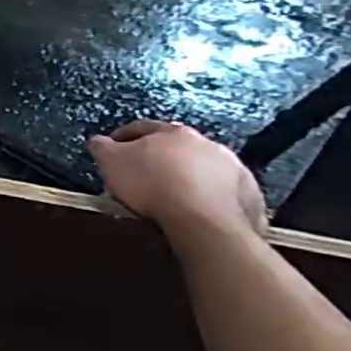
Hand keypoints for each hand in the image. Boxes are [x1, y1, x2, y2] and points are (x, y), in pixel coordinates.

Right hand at [87, 121, 266, 242]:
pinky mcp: (251, 195)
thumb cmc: (151, 185)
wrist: (204, 222)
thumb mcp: (110, 161)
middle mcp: (208, 144)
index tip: (111, 151)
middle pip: (176, 148)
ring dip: (188, 177)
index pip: (142, 127)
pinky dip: (210, 198)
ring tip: (171, 196)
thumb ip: (101, 146)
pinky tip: (198, 211)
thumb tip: (99, 141)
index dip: (123, 138)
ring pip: (203, 169)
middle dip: (160, 158)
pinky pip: (224, 192)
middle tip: (142, 175)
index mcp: (173, 132)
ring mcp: (234, 169)